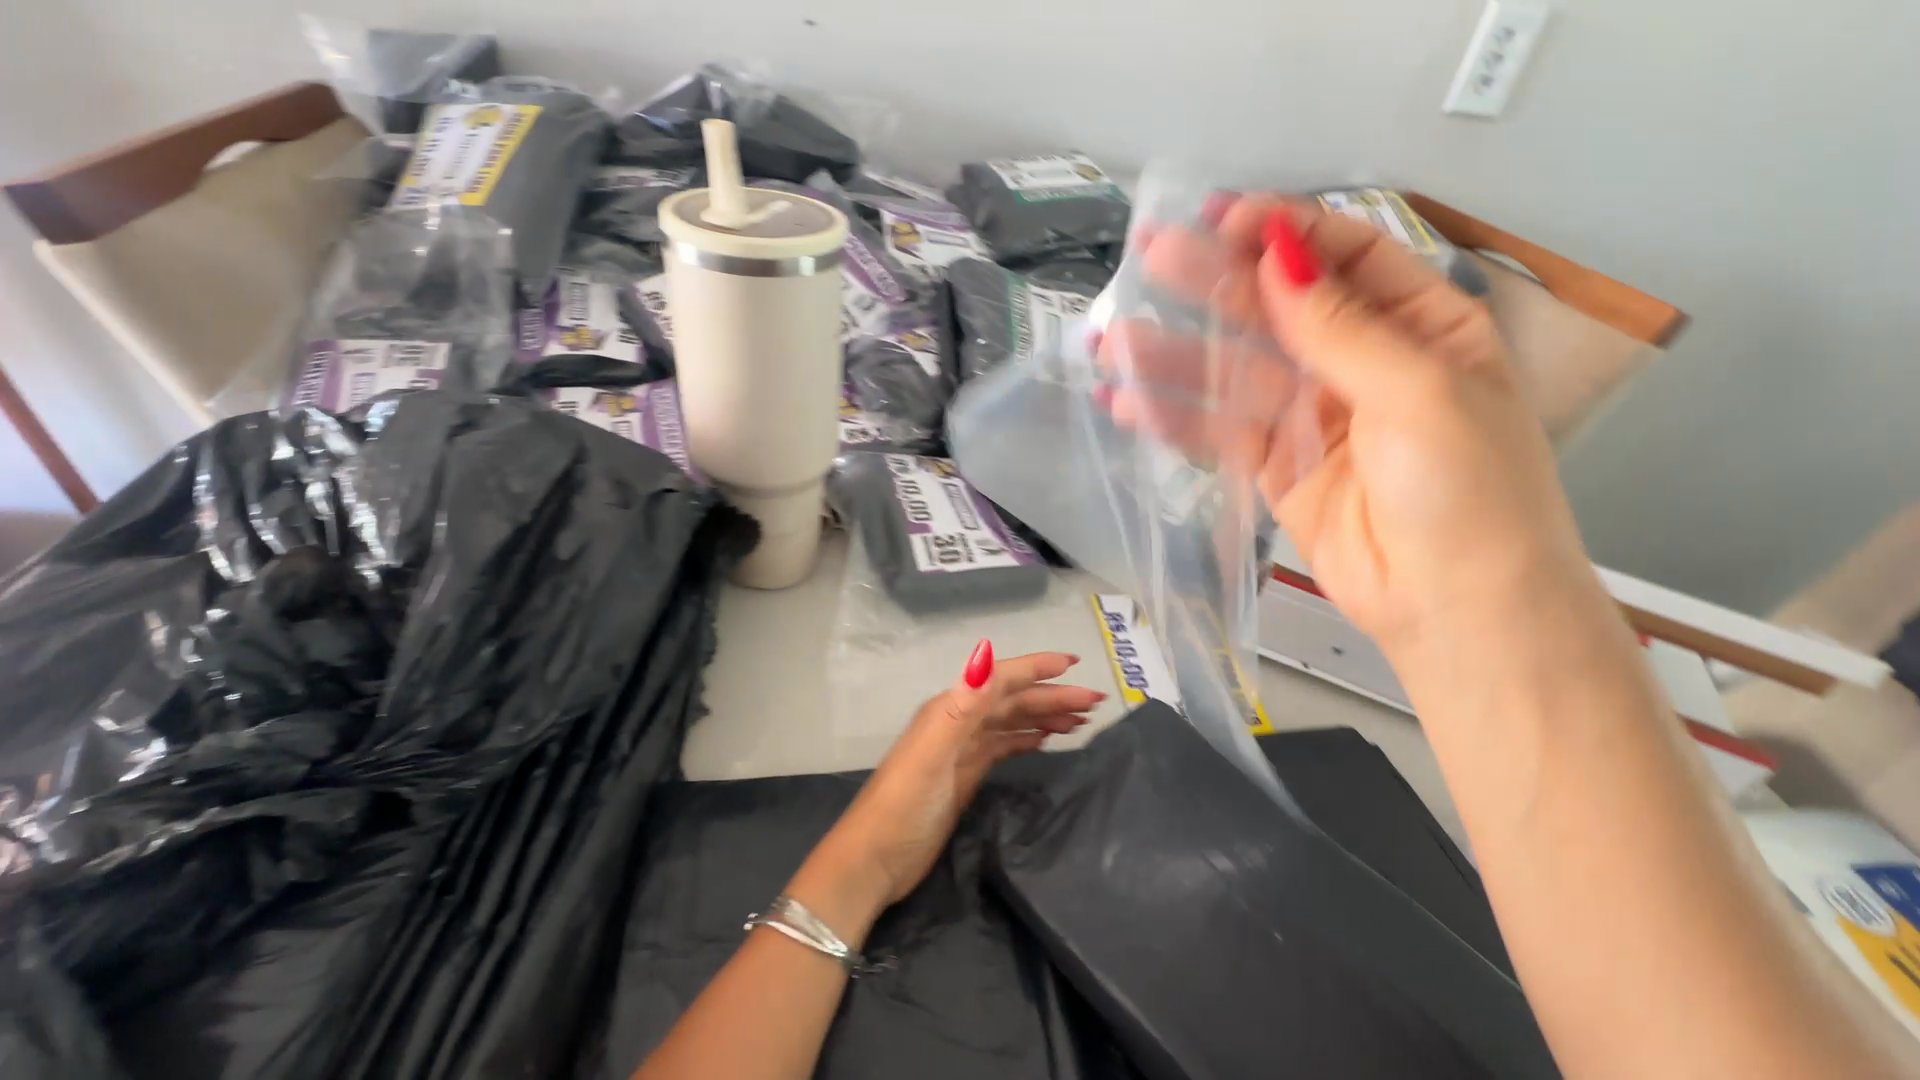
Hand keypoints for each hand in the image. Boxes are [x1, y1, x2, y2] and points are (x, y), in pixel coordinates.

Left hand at [825, 642, 1101, 904]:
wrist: (874, 859)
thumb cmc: (902, 806)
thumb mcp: (931, 755)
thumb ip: (960, 709)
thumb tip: (986, 660)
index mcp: (949, 710)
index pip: (999, 679)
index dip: (1035, 668)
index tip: (1075, 664)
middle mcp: (956, 723)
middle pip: (1011, 700)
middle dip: (1052, 696)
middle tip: (1095, 703)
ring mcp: (961, 750)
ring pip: (1010, 721)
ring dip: (1044, 716)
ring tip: (1082, 721)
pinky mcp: (965, 776)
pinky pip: (1002, 746)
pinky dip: (1026, 738)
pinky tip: (1047, 739)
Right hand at [1105, 195, 1594, 651]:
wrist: (1458, 609)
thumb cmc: (1470, 491)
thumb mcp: (1418, 391)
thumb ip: (1339, 325)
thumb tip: (1277, 255)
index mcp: (1421, 327)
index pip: (1346, 258)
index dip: (1285, 232)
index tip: (1225, 217)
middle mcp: (1362, 363)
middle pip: (1277, 308)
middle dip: (1216, 280)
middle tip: (1152, 254)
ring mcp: (1313, 418)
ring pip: (1235, 371)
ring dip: (1175, 354)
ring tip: (1113, 338)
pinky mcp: (1276, 468)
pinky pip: (1219, 433)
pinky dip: (1173, 419)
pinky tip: (1126, 400)